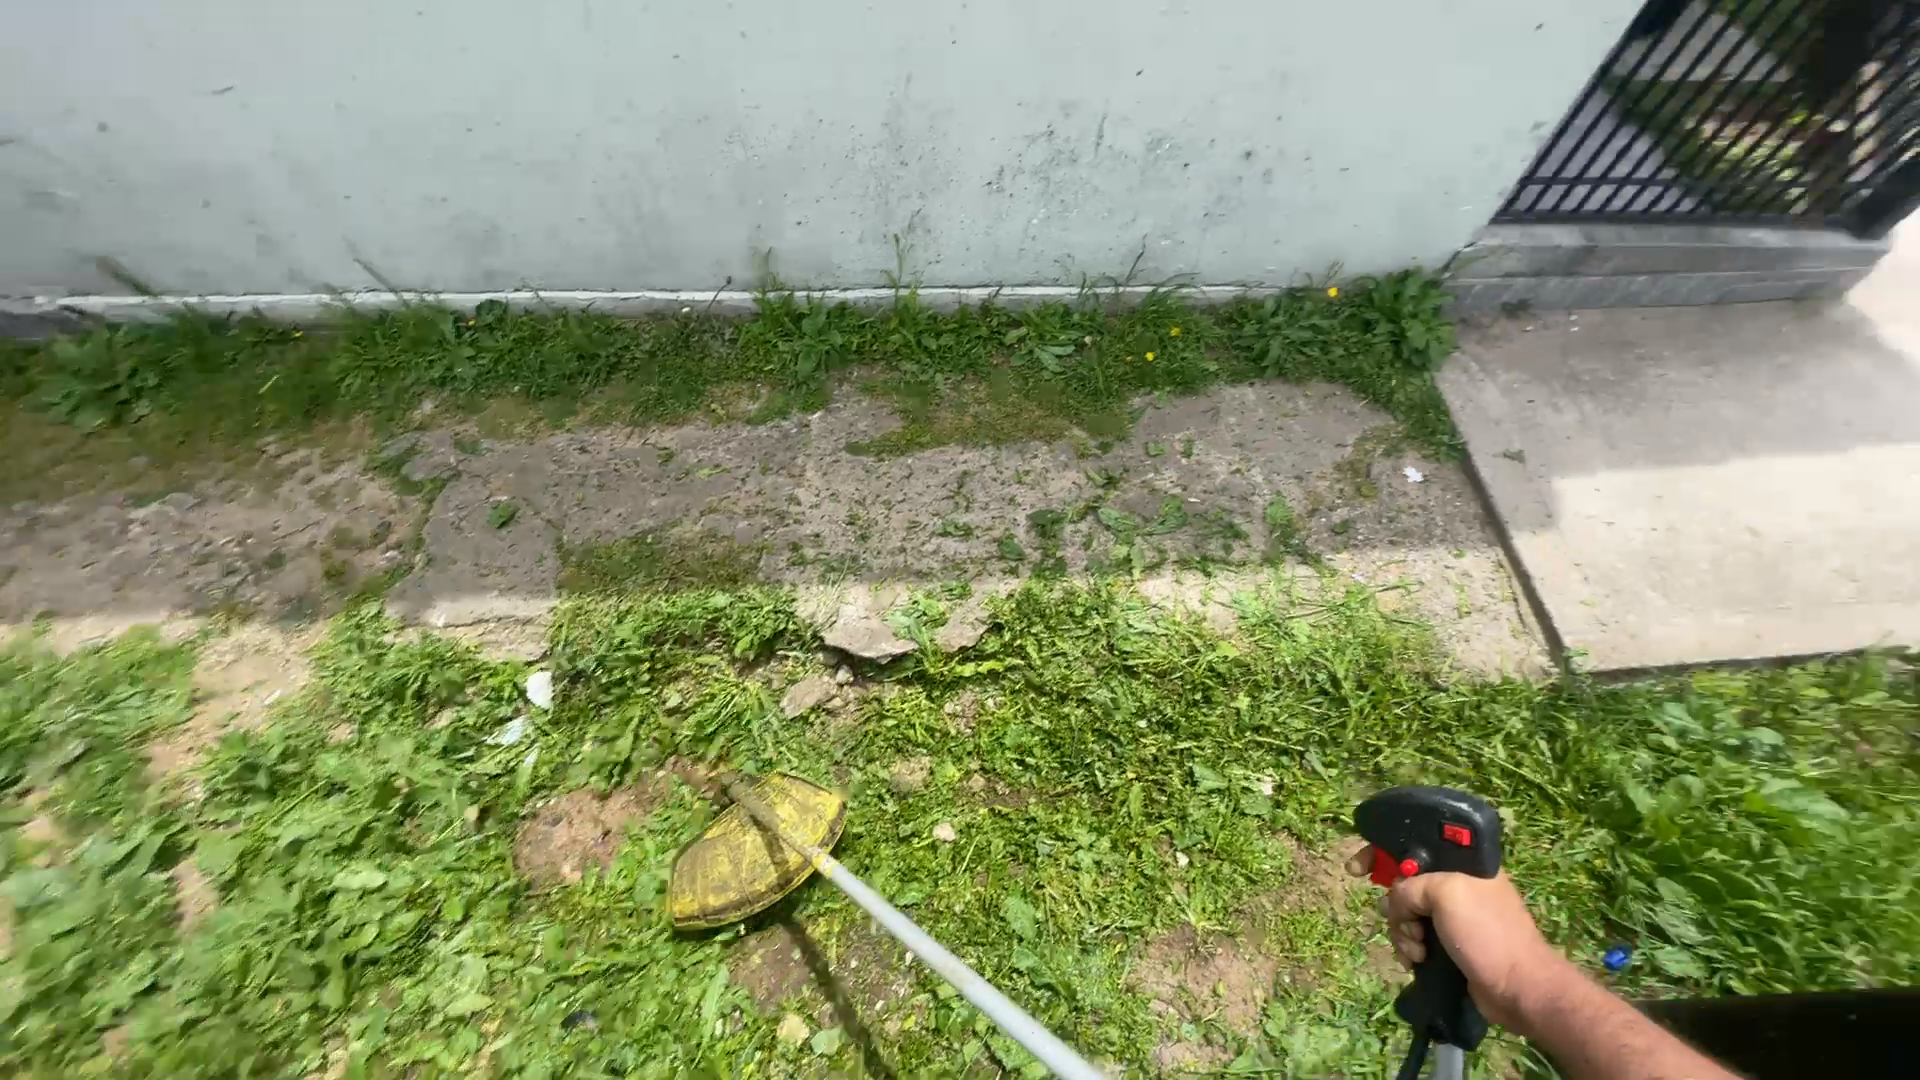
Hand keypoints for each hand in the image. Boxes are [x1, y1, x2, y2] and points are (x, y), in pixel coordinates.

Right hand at [1345, 845, 1572, 1035]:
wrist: (1519, 990)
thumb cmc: (1485, 932)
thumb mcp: (1443, 893)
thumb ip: (1407, 888)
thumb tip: (1398, 908)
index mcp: (1460, 864)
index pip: (1411, 846)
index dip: (1380, 853)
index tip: (1356, 869)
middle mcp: (1454, 886)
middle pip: (1401, 883)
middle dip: (1395, 904)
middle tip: (1400, 920)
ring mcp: (1451, 917)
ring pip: (1404, 913)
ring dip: (1402, 931)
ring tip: (1417, 950)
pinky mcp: (1447, 944)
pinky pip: (1412, 936)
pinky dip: (1408, 947)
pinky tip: (1415, 961)